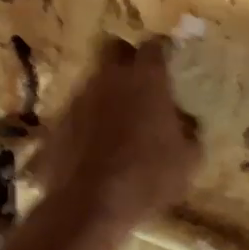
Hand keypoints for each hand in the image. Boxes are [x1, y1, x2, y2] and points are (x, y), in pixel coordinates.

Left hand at [37, 37, 200, 225]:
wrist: (89, 203)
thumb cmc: (147, 177)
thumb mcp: (188, 160)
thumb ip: (190, 132)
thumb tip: (187, 123)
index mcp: (146, 78)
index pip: (154, 46)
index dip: (161, 52)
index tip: (168, 63)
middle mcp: (109, 78)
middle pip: (114, 48)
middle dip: (126, 58)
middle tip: (139, 81)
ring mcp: (79, 97)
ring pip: (94, 80)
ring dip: (106, 92)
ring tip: (118, 119)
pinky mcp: (58, 121)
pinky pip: (77, 111)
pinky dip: (87, 120)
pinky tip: (95, 143)